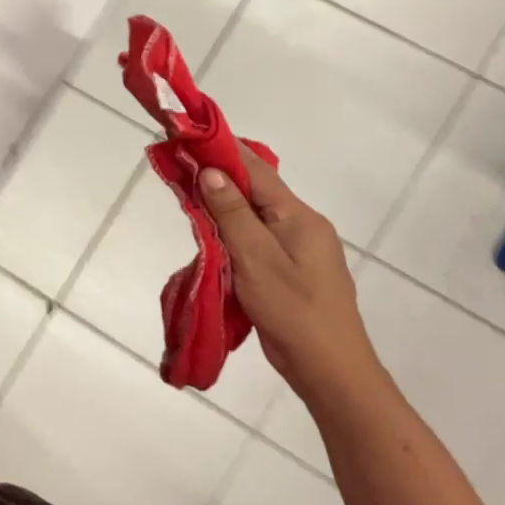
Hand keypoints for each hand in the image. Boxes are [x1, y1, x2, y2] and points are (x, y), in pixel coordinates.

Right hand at [200, 151, 387, 403]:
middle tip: (173, 165)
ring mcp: (299, 247)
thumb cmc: (293, 311)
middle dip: (215, 174)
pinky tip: (209, 229)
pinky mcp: (291, 267)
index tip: (182, 134)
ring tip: (183, 193)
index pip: (255, 169)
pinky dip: (230, 224)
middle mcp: (303, 225)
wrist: (331, 370)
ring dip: (220, 201)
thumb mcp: (255, 259)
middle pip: (254, 187)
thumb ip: (232, 213)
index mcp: (300, 218)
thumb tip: (212, 170)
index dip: (219, 149)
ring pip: (253, 211)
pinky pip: (256, 232)